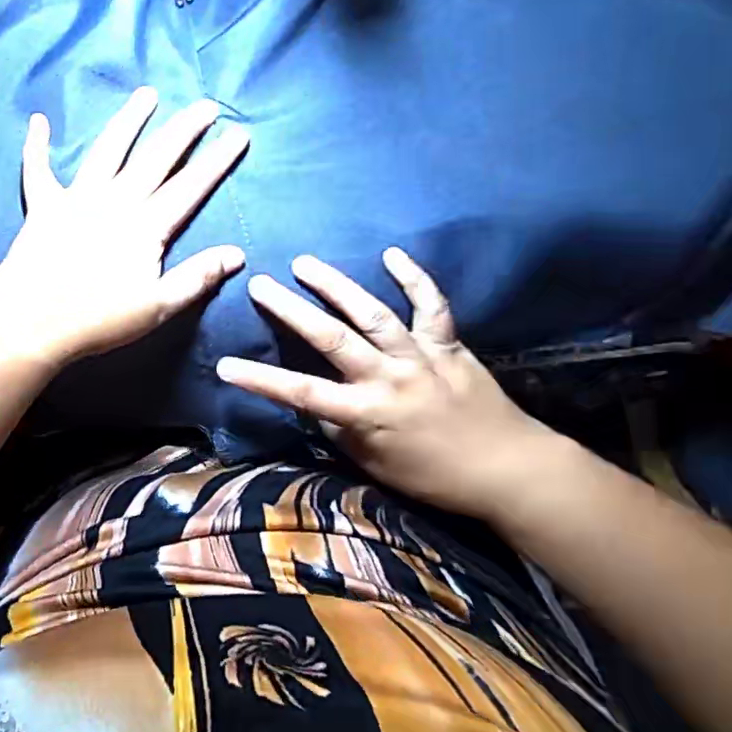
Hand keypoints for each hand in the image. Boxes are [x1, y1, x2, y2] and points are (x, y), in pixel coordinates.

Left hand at [0, 87, 249, 366]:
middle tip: (205, 104)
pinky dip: (37, 146)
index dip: (217, 160)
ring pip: (107, 150)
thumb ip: (197, 277)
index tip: (239, 134)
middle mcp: (114, 202)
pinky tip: (38, 121)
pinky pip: (38, 170)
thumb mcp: (157, 307)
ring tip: (147, 94)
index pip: (190, 186)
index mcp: (145, 227)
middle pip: (155, 157)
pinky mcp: (42, 207)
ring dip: (128, 120)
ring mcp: (76, 200)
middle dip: (184, 129)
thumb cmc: (97, 320)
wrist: (30, 323)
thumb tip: (237, 254)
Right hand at [216, 250, 564, 517]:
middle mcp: (388, 378)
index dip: (260, 380)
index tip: (225, 365)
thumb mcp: (375, 464)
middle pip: (332, 339)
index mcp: (366, 414)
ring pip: (373, 313)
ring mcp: (420, 356)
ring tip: (305, 263)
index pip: (302, 393)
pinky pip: (431, 306)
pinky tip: (392, 254)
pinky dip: (413, 279)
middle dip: (291, 311)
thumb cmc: (434, 476)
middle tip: (261, 284)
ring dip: (336, 285)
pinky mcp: (448, 345)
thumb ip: (341, 430)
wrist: (507, 469)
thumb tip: (317, 403)